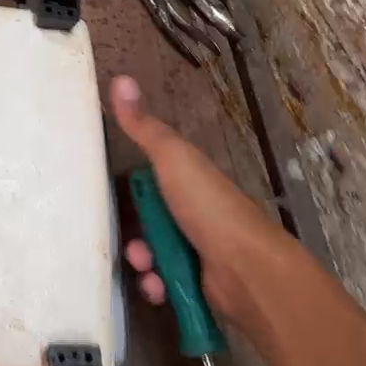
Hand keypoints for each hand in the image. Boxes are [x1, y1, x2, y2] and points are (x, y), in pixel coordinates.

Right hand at [110, 75, 280, 319]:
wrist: (249, 270)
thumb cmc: (209, 207)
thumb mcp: (172, 158)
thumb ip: (143, 126)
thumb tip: (120, 77)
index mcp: (188, 179)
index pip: (150, 180)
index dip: (132, 189)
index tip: (117, 198)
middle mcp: (193, 211)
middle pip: (148, 220)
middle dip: (134, 233)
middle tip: (133, 242)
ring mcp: (197, 248)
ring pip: (153, 253)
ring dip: (143, 263)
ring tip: (147, 269)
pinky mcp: (198, 281)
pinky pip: (165, 282)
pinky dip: (157, 286)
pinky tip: (158, 287)